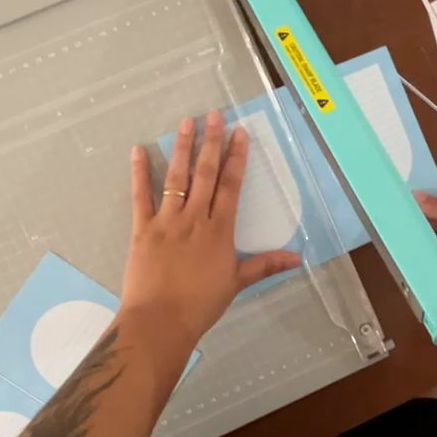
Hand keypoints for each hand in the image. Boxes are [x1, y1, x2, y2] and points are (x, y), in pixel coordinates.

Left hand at [120, 111, 300, 367]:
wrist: (160, 322)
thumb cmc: (200, 305)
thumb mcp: (236, 283)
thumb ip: (264, 265)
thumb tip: (298, 258)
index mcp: (219, 231)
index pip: (230, 186)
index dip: (236, 158)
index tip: (239, 134)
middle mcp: (195, 219)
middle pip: (205, 174)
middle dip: (211, 143)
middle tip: (213, 115)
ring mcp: (167, 221)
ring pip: (177, 178)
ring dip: (182, 149)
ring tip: (185, 123)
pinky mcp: (142, 229)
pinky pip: (140, 196)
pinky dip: (139, 173)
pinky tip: (138, 151)